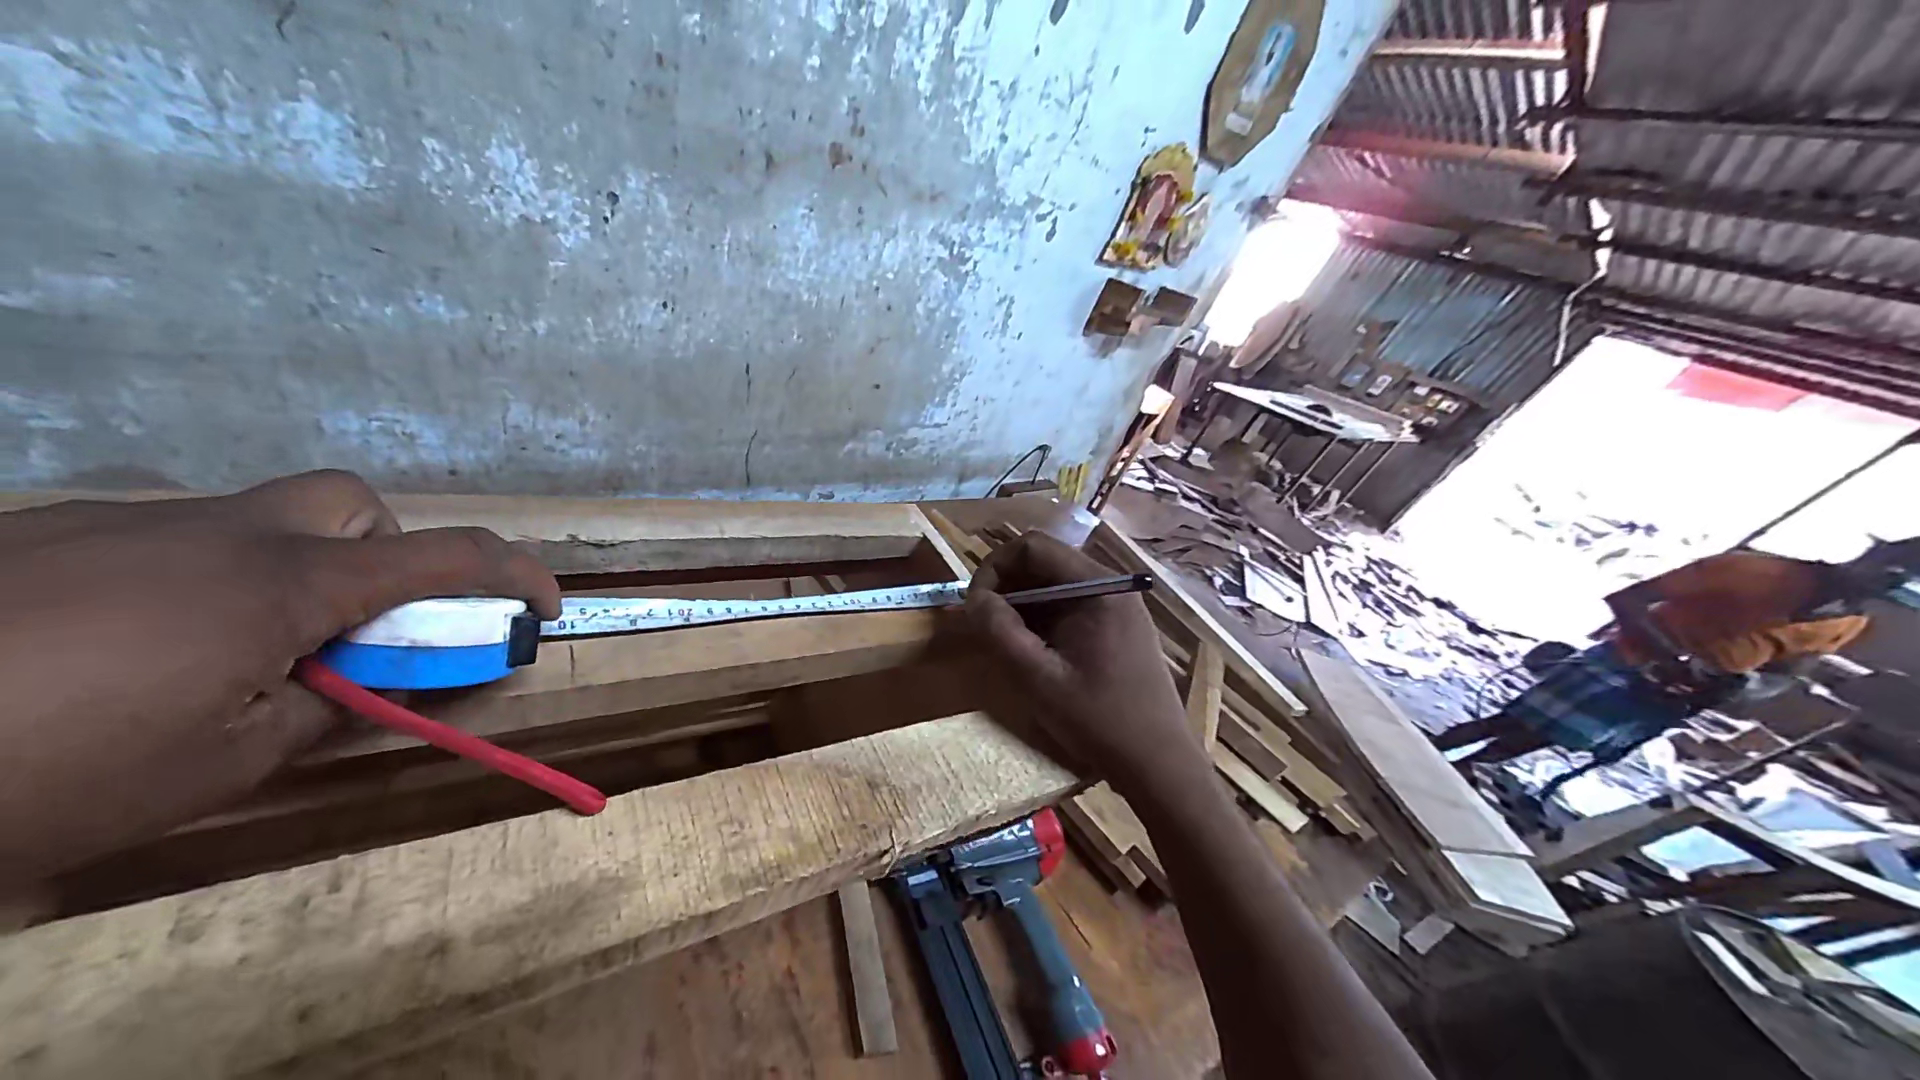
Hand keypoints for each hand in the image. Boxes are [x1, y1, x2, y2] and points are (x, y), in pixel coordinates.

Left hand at [0, 471, 559, 883]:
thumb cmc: (52, 770)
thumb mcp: (227, 761)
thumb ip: (333, 707)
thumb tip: (389, 682)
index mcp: (283, 584)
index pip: (446, 556)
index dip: (515, 574)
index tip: (543, 607)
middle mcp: (219, 532)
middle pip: (350, 502)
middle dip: (388, 553)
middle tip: (360, 624)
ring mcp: (125, 525)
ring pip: (256, 517)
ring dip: (294, 569)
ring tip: (240, 650)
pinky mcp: (44, 536)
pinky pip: (170, 539)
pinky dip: (204, 579)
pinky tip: (133, 647)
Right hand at [963, 533, 1204, 796]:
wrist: (1158, 762)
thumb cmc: (1099, 720)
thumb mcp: (1038, 678)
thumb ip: (1000, 632)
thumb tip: (973, 598)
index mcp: (1098, 587)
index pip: (1032, 546)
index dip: (994, 567)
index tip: (975, 605)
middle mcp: (1109, 585)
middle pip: (1043, 561)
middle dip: (1005, 585)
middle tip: (984, 625)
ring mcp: (1114, 605)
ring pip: (1052, 583)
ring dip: (1020, 604)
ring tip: (1004, 641)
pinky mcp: (1114, 625)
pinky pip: (1067, 604)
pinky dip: (1040, 617)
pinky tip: (1031, 649)